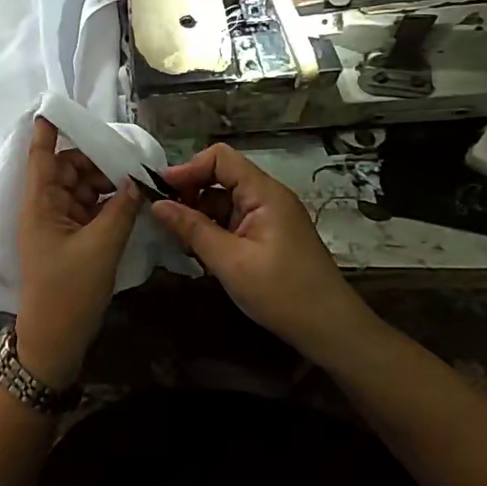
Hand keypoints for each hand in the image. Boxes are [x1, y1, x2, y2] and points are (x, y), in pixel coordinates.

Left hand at [14, 118, 142, 388]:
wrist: (55, 341)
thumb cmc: (69, 290)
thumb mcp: (101, 246)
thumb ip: (120, 208)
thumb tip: (135, 181)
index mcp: (40, 204)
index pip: (41, 158)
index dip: (45, 133)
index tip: (51, 109)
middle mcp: (45, 208)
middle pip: (68, 170)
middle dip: (96, 162)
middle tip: (131, 163)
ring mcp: (57, 225)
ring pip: (81, 189)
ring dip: (105, 183)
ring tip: (136, 183)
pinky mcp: (69, 240)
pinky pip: (88, 209)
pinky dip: (106, 204)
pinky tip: (130, 203)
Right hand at [151, 144, 373, 358]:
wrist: (329, 328)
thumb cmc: (281, 292)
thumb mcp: (229, 261)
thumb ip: (192, 229)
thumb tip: (157, 204)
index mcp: (264, 193)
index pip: (221, 158)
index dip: (188, 168)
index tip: (160, 190)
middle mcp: (268, 197)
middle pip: (222, 177)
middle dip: (190, 193)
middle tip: (162, 217)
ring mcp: (270, 217)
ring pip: (225, 202)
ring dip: (199, 215)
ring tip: (176, 239)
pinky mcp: (269, 236)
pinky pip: (234, 221)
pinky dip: (214, 231)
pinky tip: (198, 252)